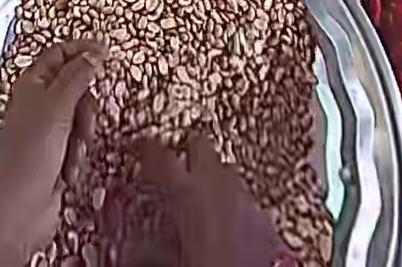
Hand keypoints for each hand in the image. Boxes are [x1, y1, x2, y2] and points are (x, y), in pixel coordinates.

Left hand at [0, 41, 103, 266]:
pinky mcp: (57, 157)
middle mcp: (38, 103)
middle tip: (84, 117)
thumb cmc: (26, 158)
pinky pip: (80, 144)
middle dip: (85, 105)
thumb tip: (94, 54)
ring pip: (81, 117)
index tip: (104, 51)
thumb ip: (78, 76)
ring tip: (74, 149)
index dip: (82, 50)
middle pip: (76, 87)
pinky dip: (79, 156)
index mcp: (32, 83)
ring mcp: (47, 131)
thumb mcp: (57, 107)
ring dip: (83, 135)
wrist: (19, 212)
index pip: (60, 53)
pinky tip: (68, 169)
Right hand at [136, 134, 286, 266]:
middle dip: (187, 149)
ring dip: (213, 176)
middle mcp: (219, 184)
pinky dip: (236, 202)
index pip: (159, 155)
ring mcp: (247, 199)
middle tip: (175, 162)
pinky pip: (247, 198)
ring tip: (202, 196)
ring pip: (227, 170)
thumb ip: (148, 247)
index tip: (137, 147)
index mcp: (188, 191)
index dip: (145, 147)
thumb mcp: (167, 259)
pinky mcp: (268, 220)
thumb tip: (133, 250)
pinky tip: (230, 221)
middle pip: (200, 145)